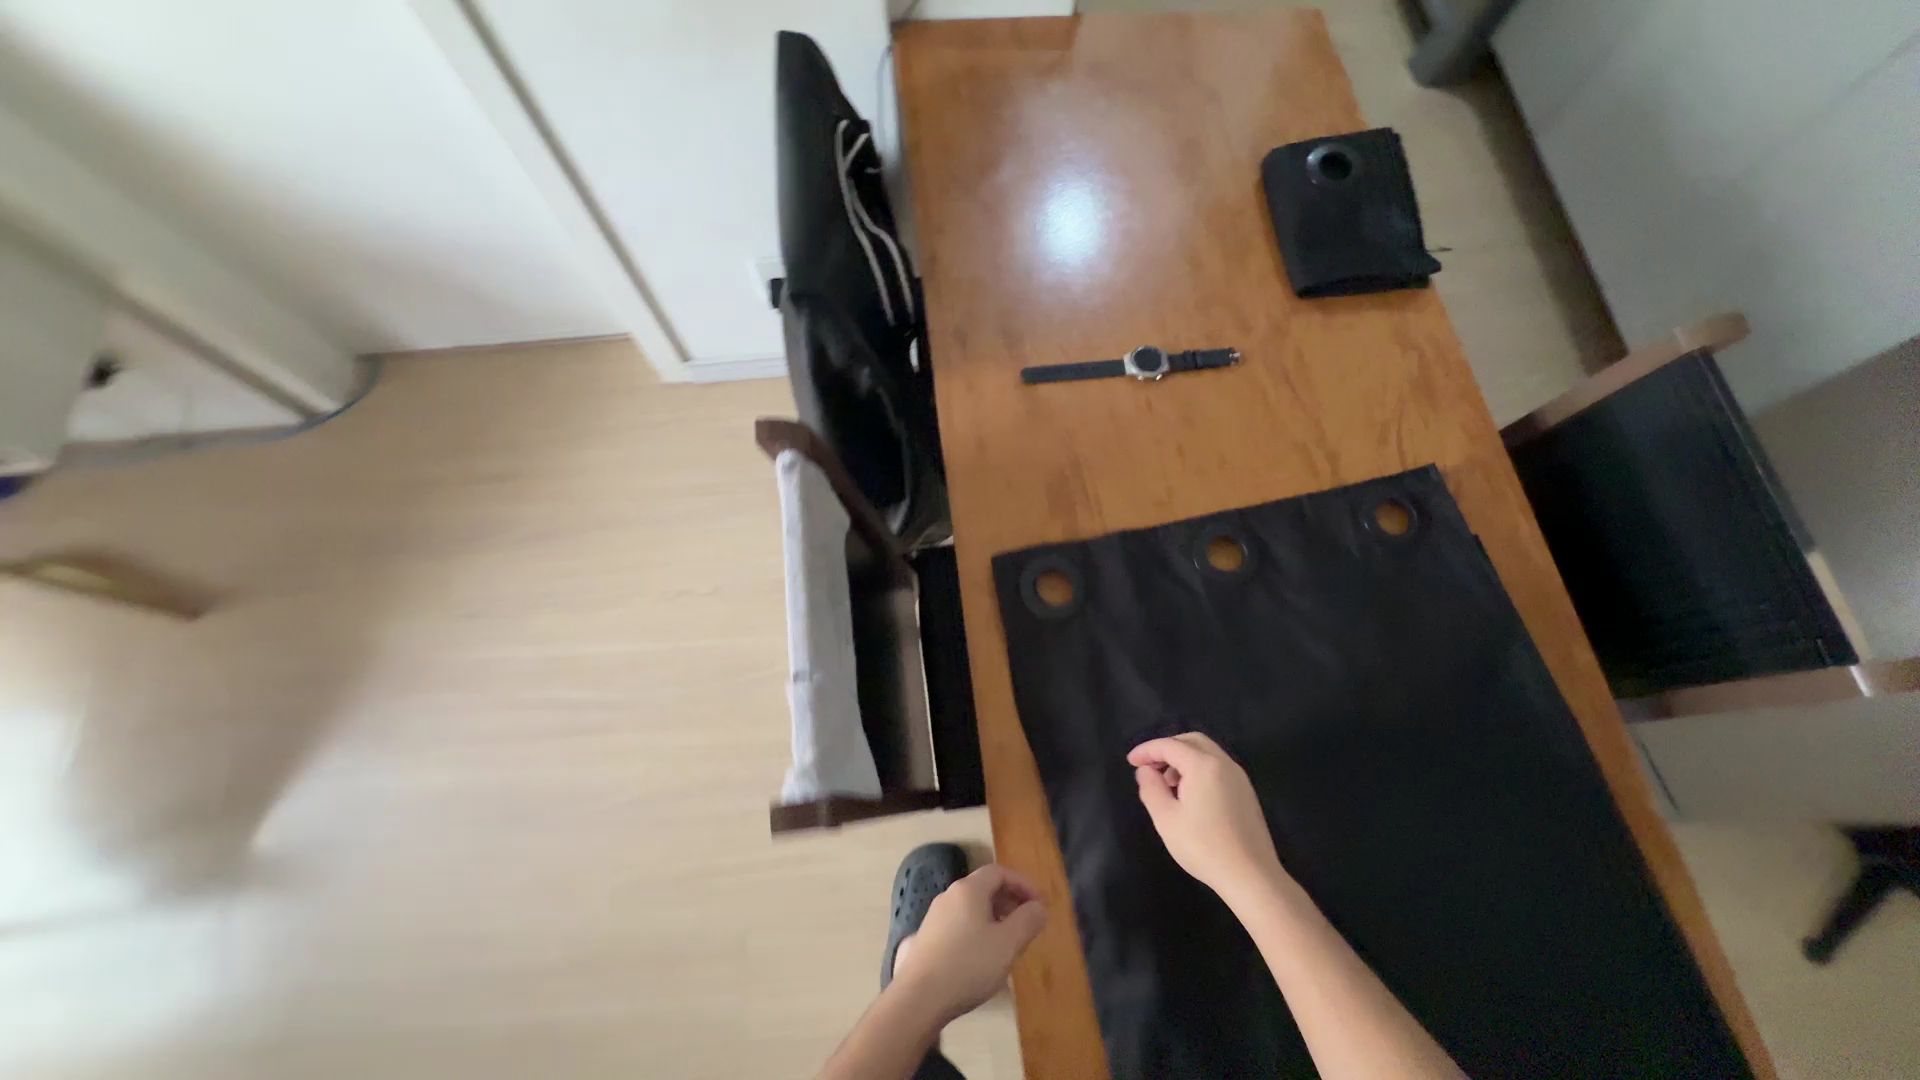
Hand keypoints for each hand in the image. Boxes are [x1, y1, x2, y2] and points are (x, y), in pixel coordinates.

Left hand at [891, 864, 1047, 1023]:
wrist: (919, 997)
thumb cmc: (969, 965)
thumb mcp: (1007, 944)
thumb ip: (1027, 921)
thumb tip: (1038, 907)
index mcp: (968, 890)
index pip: (999, 872)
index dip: (1023, 884)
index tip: (1040, 904)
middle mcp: (949, 896)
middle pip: (984, 887)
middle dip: (1010, 901)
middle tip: (1027, 923)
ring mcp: (935, 917)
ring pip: (971, 907)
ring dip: (994, 917)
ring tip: (1009, 942)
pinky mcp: (928, 938)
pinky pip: (960, 923)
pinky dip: (978, 930)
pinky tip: (983, 956)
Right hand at [1129, 732, 1288, 909]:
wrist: (1251, 876)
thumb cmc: (1203, 847)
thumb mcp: (1166, 818)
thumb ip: (1151, 788)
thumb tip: (1146, 770)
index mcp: (1203, 765)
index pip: (1169, 745)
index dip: (1146, 750)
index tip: (1130, 761)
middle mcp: (1224, 763)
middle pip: (1191, 741)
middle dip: (1167, 748)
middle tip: (1149, 766)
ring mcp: (1239, 777)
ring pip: (1207, 753)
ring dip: (1183, 759)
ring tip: (1168, 784)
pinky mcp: (1246, 792)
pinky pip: (1218, 767)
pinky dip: (1199, 769)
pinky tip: (1190, 795)